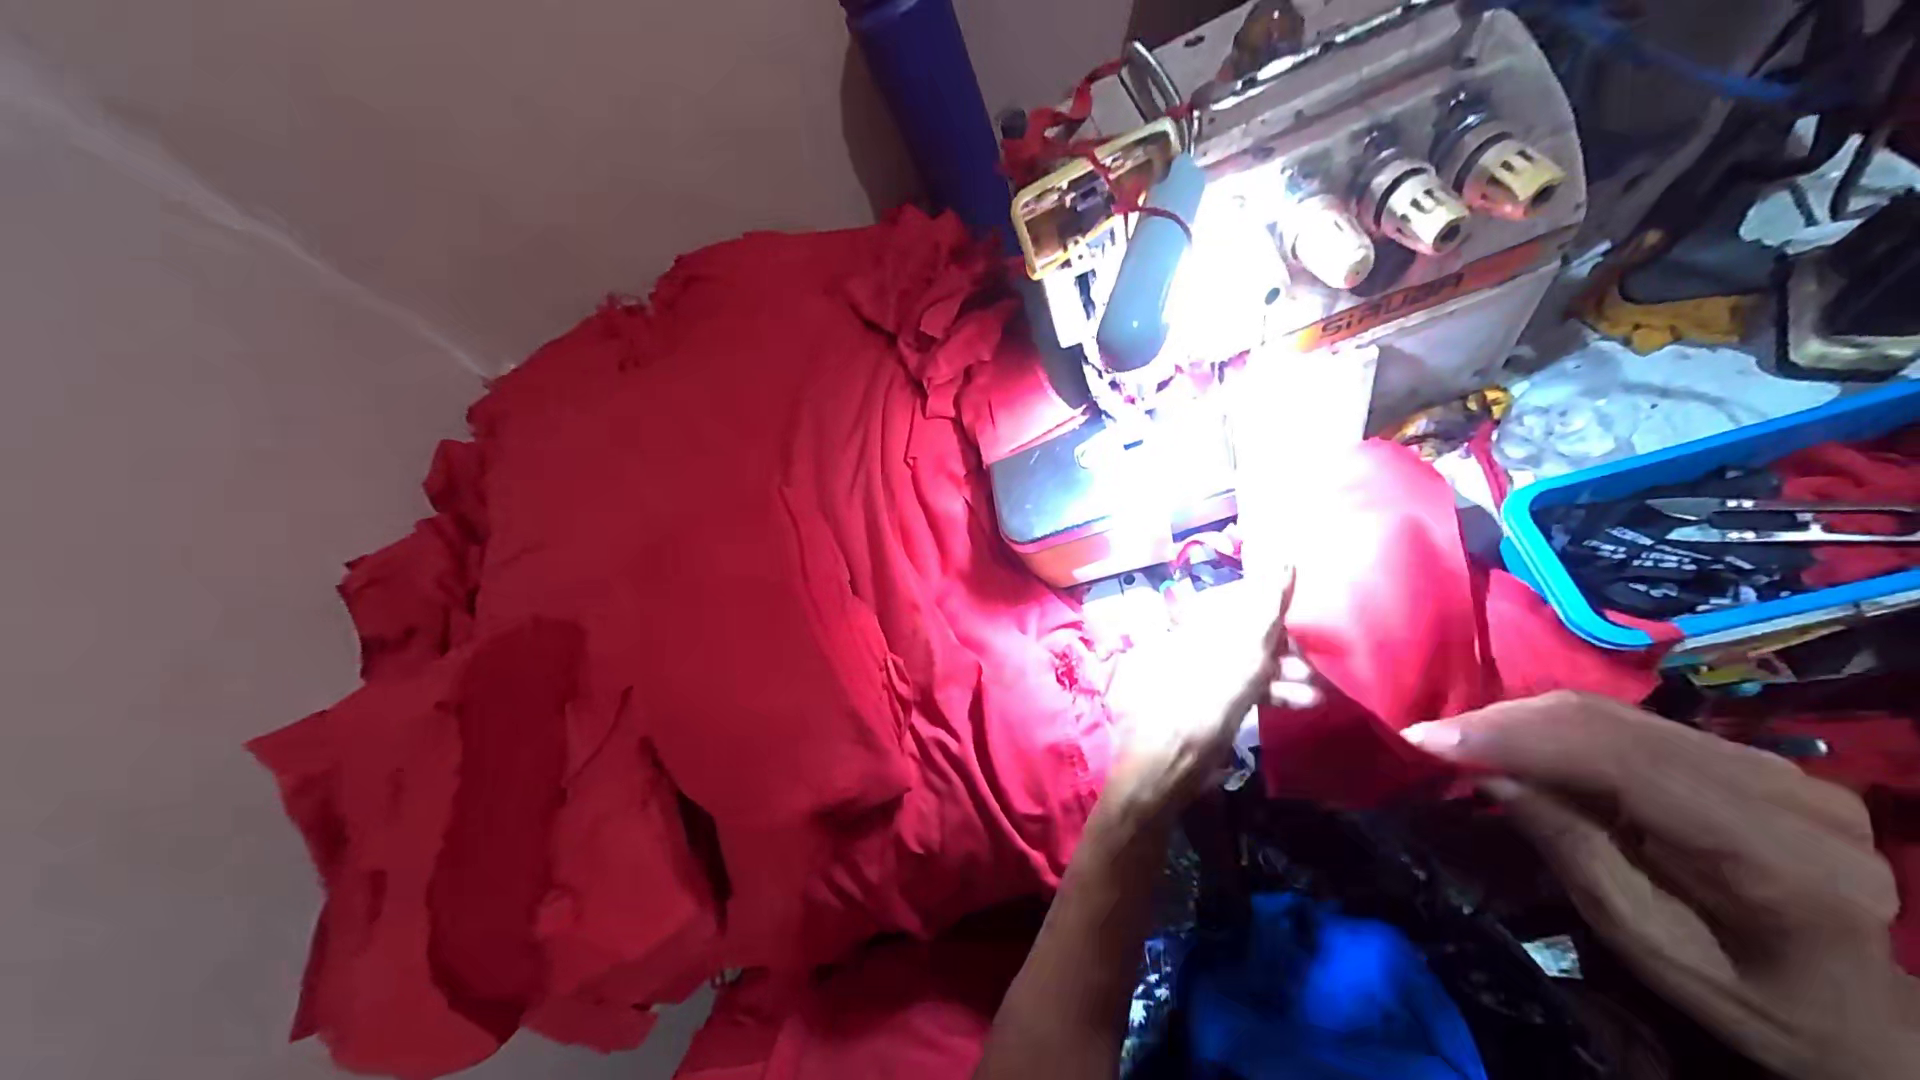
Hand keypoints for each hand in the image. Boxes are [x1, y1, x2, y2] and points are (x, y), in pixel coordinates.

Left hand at [1099, 567, 1316, 822]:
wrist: (1169, 764)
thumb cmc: (1206, 699)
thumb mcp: (1244, 651)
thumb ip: (1267, 609)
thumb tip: (1284, 560)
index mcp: (1191, 622)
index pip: (1238, 601)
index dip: (1273, 609)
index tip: (1305, 619)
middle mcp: (1190, 641)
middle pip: (1245, 634)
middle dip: (1284, 648)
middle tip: (1317, 663)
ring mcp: (1196, 673)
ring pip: (1247, 663)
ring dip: (1284, 675)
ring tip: (1318, 692)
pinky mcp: (1204, 703)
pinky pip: (1242, 688)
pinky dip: (1270, 693)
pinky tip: (1302, 704)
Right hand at [1404, 693, 1919, 1079]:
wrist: (1855, 1009)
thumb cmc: (1748, 999)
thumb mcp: (1645, 941)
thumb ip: (1570, 848)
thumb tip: (1486, 773)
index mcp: (1780, 857)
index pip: (1623, 762)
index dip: (1515, 738)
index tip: (1427, 739)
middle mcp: (1788, 792)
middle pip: (1612, 725)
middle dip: (1504, 723)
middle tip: (1430, 738)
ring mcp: (1775, 765)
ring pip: (1613, 713)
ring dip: (1522, 720)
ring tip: (1461, 739)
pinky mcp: (1748, 755)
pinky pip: (1627, 722)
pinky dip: (1555, 727)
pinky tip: (1516, 742)